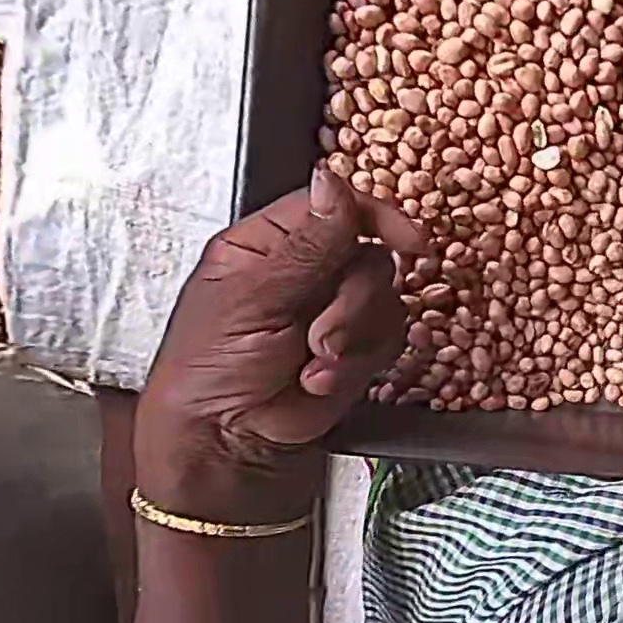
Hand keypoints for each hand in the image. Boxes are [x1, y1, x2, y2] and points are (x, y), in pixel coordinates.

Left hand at [136, 169, 427, 523]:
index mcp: (271, 244)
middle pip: (372, 260)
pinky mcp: (361, 346)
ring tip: (314, 365)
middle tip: (320, 338)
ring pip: (387, 301)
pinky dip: (362, 362)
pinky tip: (322, 379)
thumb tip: (332, 179)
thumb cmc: (211, 369)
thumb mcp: (253, 300)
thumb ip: (307, 245)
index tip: (410, 242)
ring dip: (355, 338)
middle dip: (352, 304)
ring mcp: (338, 310)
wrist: (230, 443)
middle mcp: (311, 271)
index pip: (337, 209)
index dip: (378, 218)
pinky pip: (391, 338)